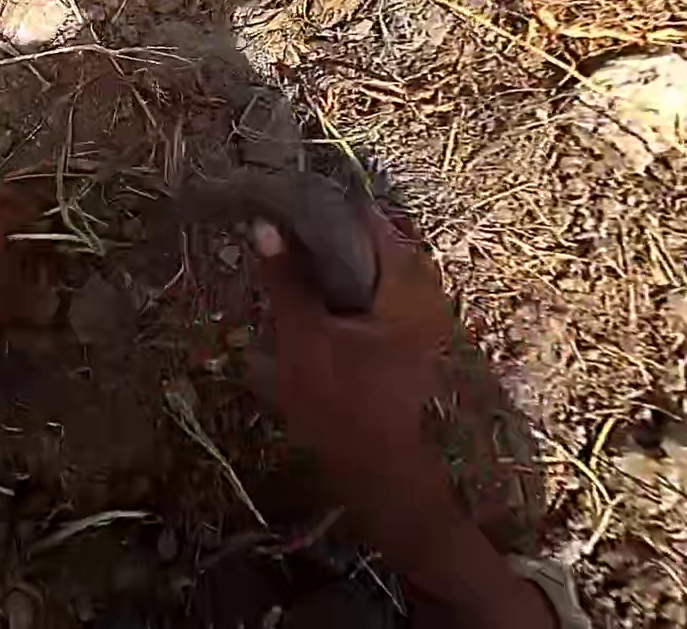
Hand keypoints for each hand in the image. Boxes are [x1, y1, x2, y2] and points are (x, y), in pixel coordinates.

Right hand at [253, 205, 556, 628]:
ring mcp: (419, 307)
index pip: (362, 215)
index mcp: (404, 278)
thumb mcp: (305, 340)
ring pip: (367, 263)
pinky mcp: (409, 328)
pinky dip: (343, 283)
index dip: (319, 208)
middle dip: (321, 235)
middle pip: (365, 237)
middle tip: (279, 238)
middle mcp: (421, 284)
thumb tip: (265, 226)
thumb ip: (287, 281)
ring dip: (329, 260)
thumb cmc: (345, 408)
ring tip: (288, 265)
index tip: (281, 209)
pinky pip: (372, 287)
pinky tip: (312, 297)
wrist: (384, 479)